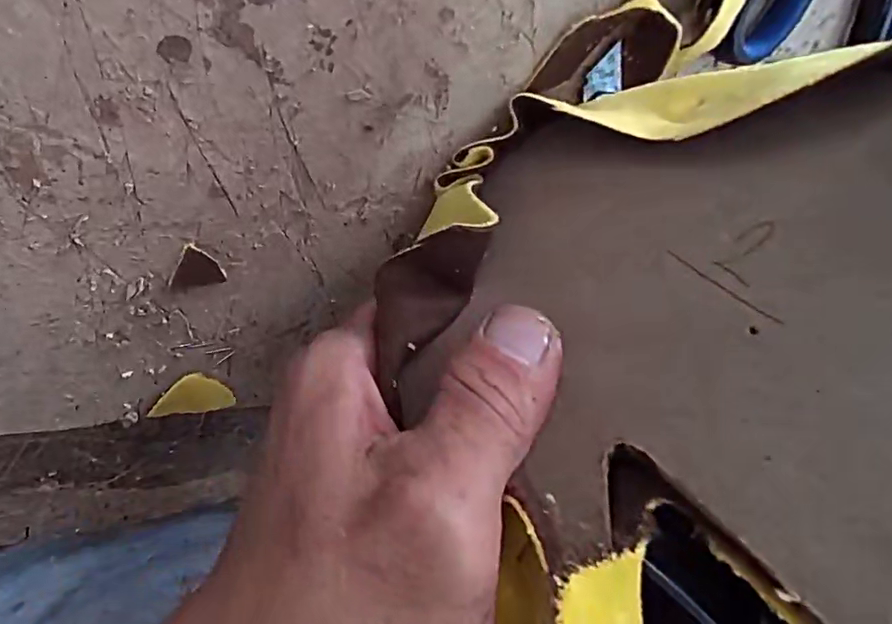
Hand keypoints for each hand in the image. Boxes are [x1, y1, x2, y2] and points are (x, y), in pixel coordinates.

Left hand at [172, 302, 561, 623]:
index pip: (426, 298)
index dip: (486, 303)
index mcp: (336, 368)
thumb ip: (483, 404)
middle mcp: (334, 397)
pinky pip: (431, 458)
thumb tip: (528, 322)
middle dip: (494, 374)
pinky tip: (503, 490)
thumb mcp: (434, 496)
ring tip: (542, 436)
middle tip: (557, 386)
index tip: (545, 310)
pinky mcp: (362, 498)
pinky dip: (471, 470)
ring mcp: (347, 450)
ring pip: (439, 410)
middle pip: (436, 355)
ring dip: (488, 427)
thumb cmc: (340, 606)